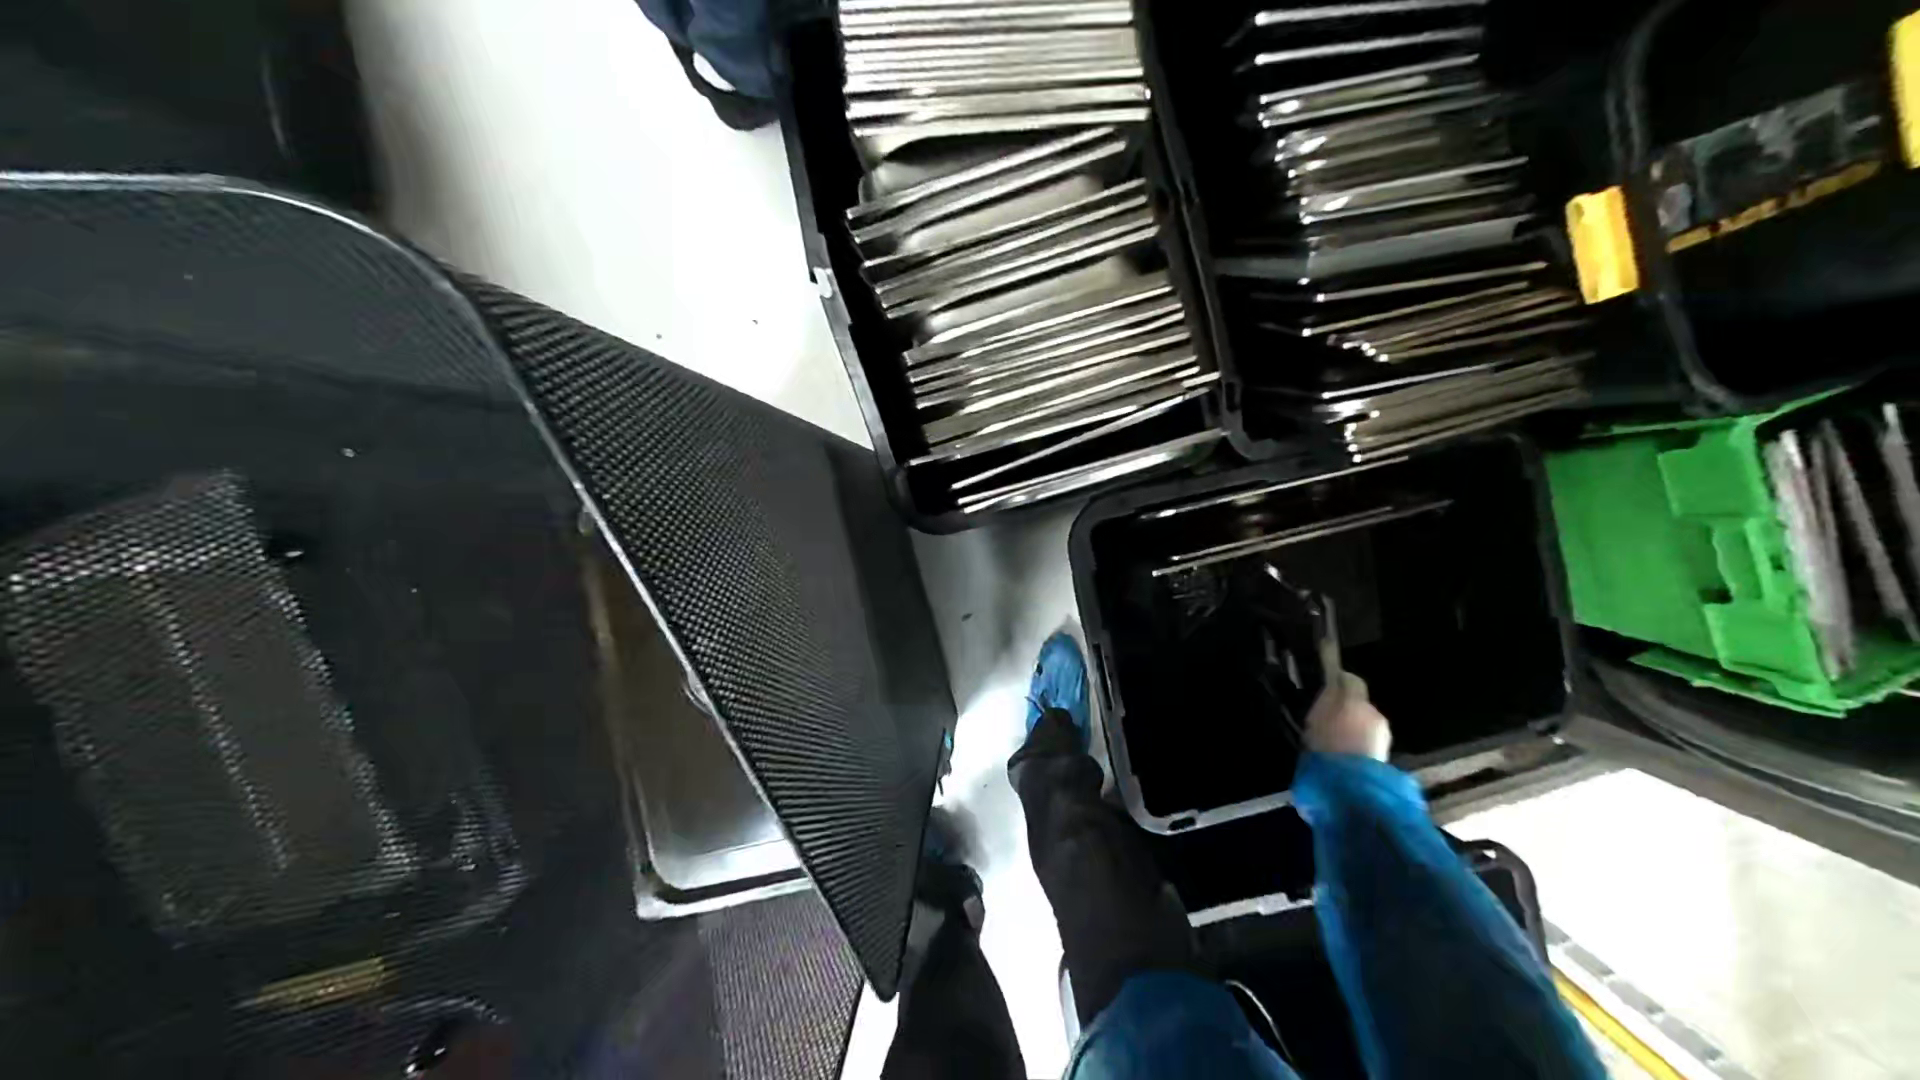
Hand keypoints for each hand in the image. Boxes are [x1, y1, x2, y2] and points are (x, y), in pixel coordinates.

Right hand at [1304, 667, 1391, 761]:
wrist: (1351, 782)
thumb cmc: (1327, 744)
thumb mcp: (1315, 716)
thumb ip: (1327, 698)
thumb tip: (1335, 684)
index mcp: (1356, 700)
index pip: (1351, 680)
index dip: (1340, 681)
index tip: (1328, 687)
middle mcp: (1374, 712)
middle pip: (1359, 703)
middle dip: (1347, 707)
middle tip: (1328, 719)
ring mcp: (1383, 733)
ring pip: (1365, 721)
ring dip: (1354, 725)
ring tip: (1337, 739)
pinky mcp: (1385, 752)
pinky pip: (1369, 738)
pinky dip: (1359, 741)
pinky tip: (1347, 751)